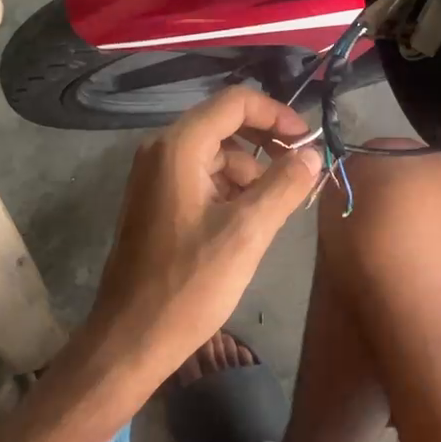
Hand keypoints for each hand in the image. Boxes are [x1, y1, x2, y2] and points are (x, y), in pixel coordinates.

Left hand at [86, 86, 322, 375]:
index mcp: (178, 146)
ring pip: (213, 151)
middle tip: (300, 168)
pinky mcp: (154, 199)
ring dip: (250, 168)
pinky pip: (199, 174)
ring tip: (278, 203)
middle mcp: (161, 149)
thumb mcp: (246, 235)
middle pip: (223, 122)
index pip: (234, 102)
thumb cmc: (187, 285)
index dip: (276, 113)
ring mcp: (153, 174)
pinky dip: (228, 186)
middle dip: (266, 141)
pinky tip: (248, 218)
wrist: (129, 339)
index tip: (307, 141)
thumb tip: (311, 155)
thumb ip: (283, 187)